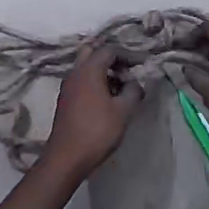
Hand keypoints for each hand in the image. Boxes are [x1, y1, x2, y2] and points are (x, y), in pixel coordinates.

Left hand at [41, 46, 142, 177]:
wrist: (66, 158)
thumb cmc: (97, 131)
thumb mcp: (123, 111)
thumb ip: (133, 91)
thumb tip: (135, 84)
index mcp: (88, 70)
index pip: (109, 50)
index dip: (128, 54)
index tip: (143, 63)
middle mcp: (75, 73)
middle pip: (93, 52)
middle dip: (112, 57)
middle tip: (128, 69)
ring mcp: (67, 86)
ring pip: (86, 66)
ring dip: (103, 70)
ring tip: (121, 85)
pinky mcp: (66, 99)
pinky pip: (82, 80)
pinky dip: (95, 80)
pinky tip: (108, 97)